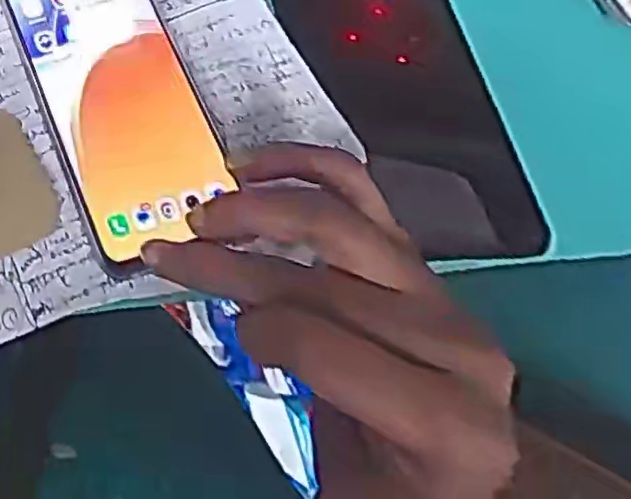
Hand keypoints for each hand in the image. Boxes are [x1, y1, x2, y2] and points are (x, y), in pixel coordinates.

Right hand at [142, 144, 516, 498]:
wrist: (458, 459)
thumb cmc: (392, 476)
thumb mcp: (341, 474)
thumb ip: (290, 404)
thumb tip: (228, 326)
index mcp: (445, 419)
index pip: (320, 344)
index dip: (255, 331)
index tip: (229, 333)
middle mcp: (448, 341)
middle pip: (315, 277)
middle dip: (227, 260)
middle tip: (172, 254)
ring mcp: (431, 284)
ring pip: (333, 216)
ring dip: (252, 208)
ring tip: (202, 215)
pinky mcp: (409, 250)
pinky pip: (353, 185)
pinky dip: (296, 163)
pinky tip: (248, 168)